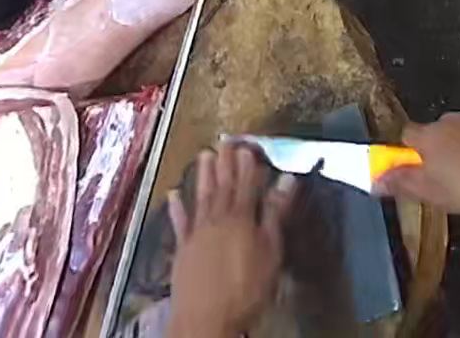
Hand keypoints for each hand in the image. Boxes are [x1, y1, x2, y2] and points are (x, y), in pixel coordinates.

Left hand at [167, 144, 296, 336]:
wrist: (205, 319)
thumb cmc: (245, 289)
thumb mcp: (270, 253)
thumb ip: (276, 214)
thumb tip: (287, 179)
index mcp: (242, 217)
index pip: (247, 183)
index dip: (248, 164)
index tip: (248, 145)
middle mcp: (218, 217)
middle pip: (223, 184)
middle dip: (226, 161)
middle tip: (225, 139)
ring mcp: (198, 232)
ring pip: (202, 196)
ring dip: (203, 174)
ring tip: (203, 154)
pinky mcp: (183, 249)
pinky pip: (180, 223)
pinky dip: (176, 208)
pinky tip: (172, 193)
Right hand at [375, 113, 459, 220]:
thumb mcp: (428, 193)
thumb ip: (399, 183)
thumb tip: (375, 179)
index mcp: (426, 136)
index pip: (406, 135)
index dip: (409, 152)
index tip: (414, 168)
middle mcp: (443, 121)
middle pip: (429, 133)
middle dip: (432, 150)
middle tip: (441, 177)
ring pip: (450, 132)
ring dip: (452, 146)